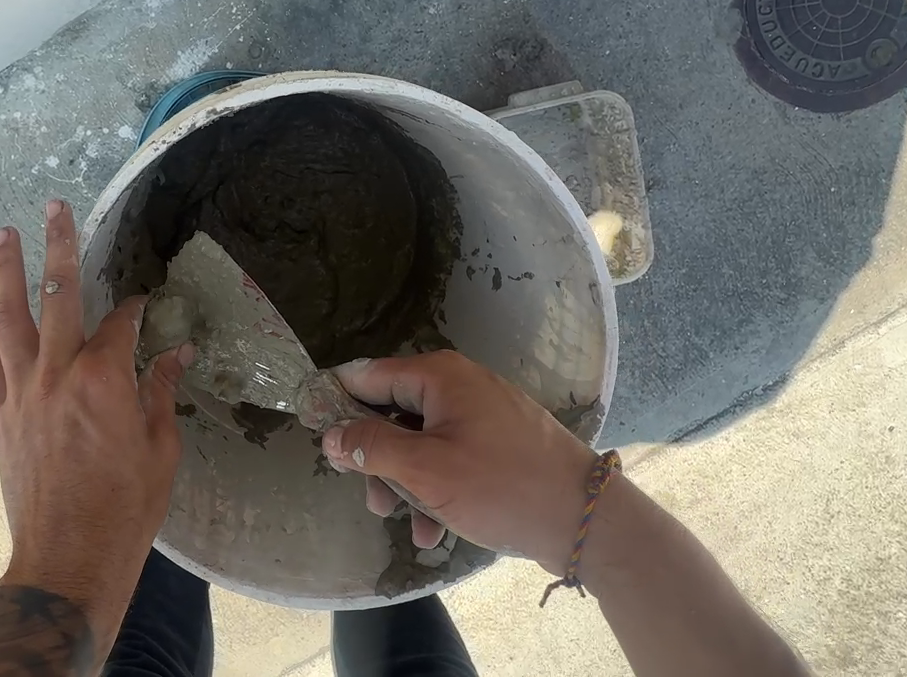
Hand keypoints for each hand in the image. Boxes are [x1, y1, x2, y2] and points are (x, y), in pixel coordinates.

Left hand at [0, 199, 192, 642]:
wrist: (67, 560)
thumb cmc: (124, 508)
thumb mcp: (160, 450)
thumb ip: (161, 391)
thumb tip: (178, 351)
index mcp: (104, 379)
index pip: (120, 322)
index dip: (134, 306)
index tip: (143, 301)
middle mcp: (58, 373)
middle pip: (58, 296)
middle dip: (58, 247)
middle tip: (53, 206)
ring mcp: (22, 391)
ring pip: (10, 318)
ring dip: (7, 272)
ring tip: (3, 234)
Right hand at [318, 350, 596, 568]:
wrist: (589, 522)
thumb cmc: (500, 486)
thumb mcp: (426, 470)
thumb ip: (373, 446)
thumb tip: (331, 435)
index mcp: (437, 375)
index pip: (367, 376)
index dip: (337, 402)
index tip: (317, 433)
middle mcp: (456, 384)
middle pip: (393, 412)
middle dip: (378, 458)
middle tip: (371, 499)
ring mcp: (480, 412)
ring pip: (420, 440)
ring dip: (406, 482)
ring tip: (406, 523)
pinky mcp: (498, 442)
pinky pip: (451, 455)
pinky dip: (436, 488)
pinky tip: (434, 530)